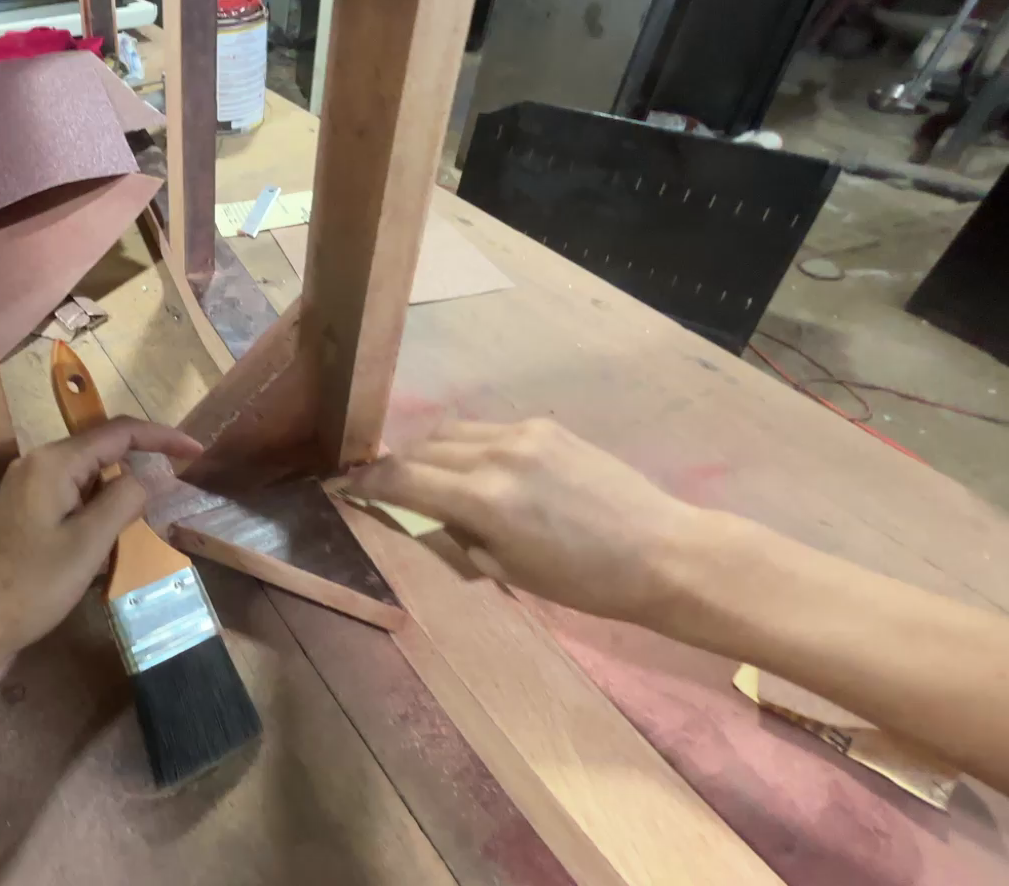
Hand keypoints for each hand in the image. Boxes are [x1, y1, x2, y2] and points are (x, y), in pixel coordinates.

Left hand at [0, 418, 202, 654]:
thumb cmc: (28, 586)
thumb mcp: (87, 544)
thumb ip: (125, 500)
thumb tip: (155, 474)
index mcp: (53, 462)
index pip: (118, 432)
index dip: (161, 437)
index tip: (197, 453)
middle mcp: (38, 463)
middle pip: (102, 448)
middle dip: (141, 463)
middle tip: (177, 489)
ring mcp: (27, 486)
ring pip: (88, 474)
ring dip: (119, 490)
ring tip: (147, 519)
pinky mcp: (23, 509)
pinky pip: (71, 494)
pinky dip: (97, 506)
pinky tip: (110, 535)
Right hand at [348, 419, 762, 623]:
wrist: (665, 553)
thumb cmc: (585, 581)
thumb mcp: (506, 569)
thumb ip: (458, 532)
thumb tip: (430, 510)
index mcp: (484, 499)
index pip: (401, 478)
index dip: (364, 480)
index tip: (343, 484)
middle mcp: (494, 456)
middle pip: (418, 449)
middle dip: (393, 467)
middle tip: (381, 484)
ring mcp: (520, 434)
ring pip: (447, 432)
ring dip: (427, 452)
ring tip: (428, 474)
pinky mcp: (543, 426)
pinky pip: (483, 430)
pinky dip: (465, 446)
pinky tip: (477, 467)